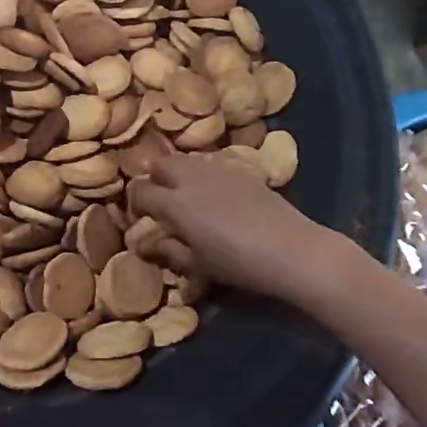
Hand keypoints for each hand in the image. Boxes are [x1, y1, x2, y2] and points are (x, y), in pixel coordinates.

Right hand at [129, 153, 346, 300]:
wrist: (290, 249)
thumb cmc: (238, 264)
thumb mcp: (198, 266)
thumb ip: (171, 251)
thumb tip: (154, 243)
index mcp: (175, 204)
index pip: (141, 192)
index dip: (136, 204)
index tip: (142, 218)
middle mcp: (192, 179)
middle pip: (161, 164)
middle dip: (155, 179)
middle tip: (162, 202)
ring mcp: (218, 170)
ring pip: (186, 160)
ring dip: (179, 174)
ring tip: (187, 196)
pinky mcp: (241, 170)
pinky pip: (211, 164)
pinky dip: (203, 175)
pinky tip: (216, 196)